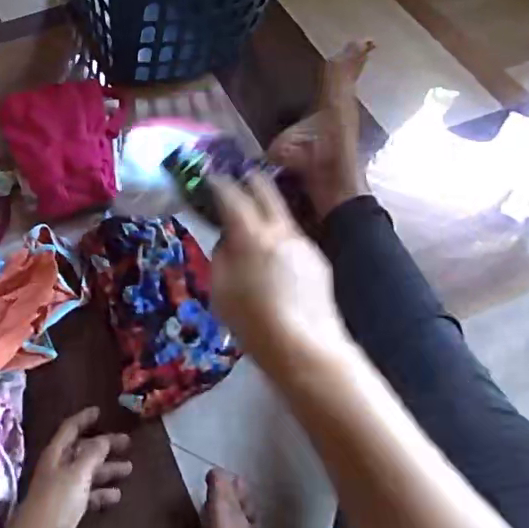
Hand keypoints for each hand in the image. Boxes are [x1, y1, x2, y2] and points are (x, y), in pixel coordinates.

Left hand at [4, 407, 132, 527]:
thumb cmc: (56, 502)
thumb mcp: (77, 473)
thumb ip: (92, 454)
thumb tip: (103, 439)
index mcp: (55, 454)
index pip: (70, 428)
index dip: (84, 419)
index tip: (100, 411)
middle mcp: (58, 469)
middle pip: (82, 451)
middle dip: (104, 445)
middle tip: (127, 442)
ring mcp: (62, 491)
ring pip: (88, 473)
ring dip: (107, 470)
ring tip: (129, 468)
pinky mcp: (68, 512)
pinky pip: (88, 495)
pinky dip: (102, 493)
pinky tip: (117, 496)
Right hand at [209, 172, 348, 363]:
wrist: (306, 348)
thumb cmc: (253, 323)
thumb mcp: (220, 290)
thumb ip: (221, 256)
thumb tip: (227, 241)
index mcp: (251, 235)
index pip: (232, 195)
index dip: (218, 183)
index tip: (210, 179)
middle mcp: (280, 230)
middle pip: (265, 190)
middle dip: (248, 181)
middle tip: (236, 182)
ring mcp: (303, 242)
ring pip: (282, 214)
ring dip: (266, 212)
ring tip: (253, 226)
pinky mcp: (318, 259)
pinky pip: (293, 239)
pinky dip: (280, 239)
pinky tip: (275, 262)